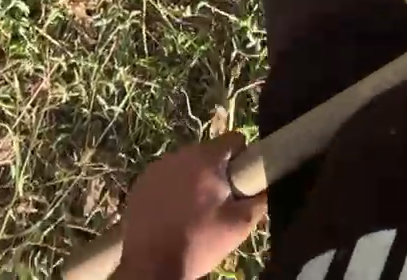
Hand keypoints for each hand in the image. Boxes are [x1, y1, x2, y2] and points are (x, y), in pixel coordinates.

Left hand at [115, 133, 264, 279]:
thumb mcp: (239, 226)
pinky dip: (172, 189)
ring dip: (194, 180)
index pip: (234, 139)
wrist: (150, 266)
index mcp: (206, 158)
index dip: (243, 158)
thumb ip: (258, 200)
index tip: (241, 182)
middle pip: (209, 153)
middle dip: (217, 172)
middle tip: (219, 203)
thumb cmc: (198, 242)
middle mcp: (180, 154)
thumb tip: (264, 186)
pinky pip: (166, 177)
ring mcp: (158, 167)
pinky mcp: (142, 182)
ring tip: (194, 212)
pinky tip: (172, 215)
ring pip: (186, 165)